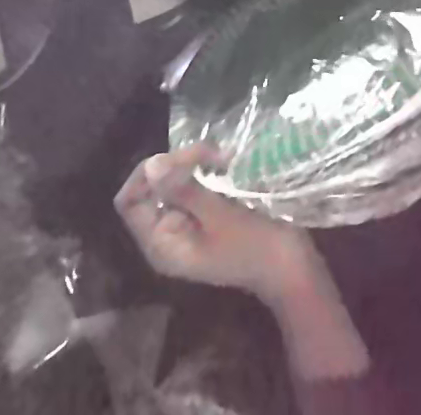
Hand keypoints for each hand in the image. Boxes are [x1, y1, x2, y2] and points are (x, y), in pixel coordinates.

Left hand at [115, 144, 321, 306]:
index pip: (130, 201)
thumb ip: (183, 190)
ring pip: (175, 184)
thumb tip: (151, 164)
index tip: (182, 157)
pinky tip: (228, 164)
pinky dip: (207, 174)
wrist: (290, 269)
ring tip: (225, 156)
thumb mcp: (219, 216)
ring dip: (196, 165)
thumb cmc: (254, 245)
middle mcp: (167, 235)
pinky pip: (194, 190)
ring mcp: (187, 227)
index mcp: (161, 243)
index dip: (147, 173)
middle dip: (179, 164)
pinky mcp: (206, 219)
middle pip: (153, 188)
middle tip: (215, 152)